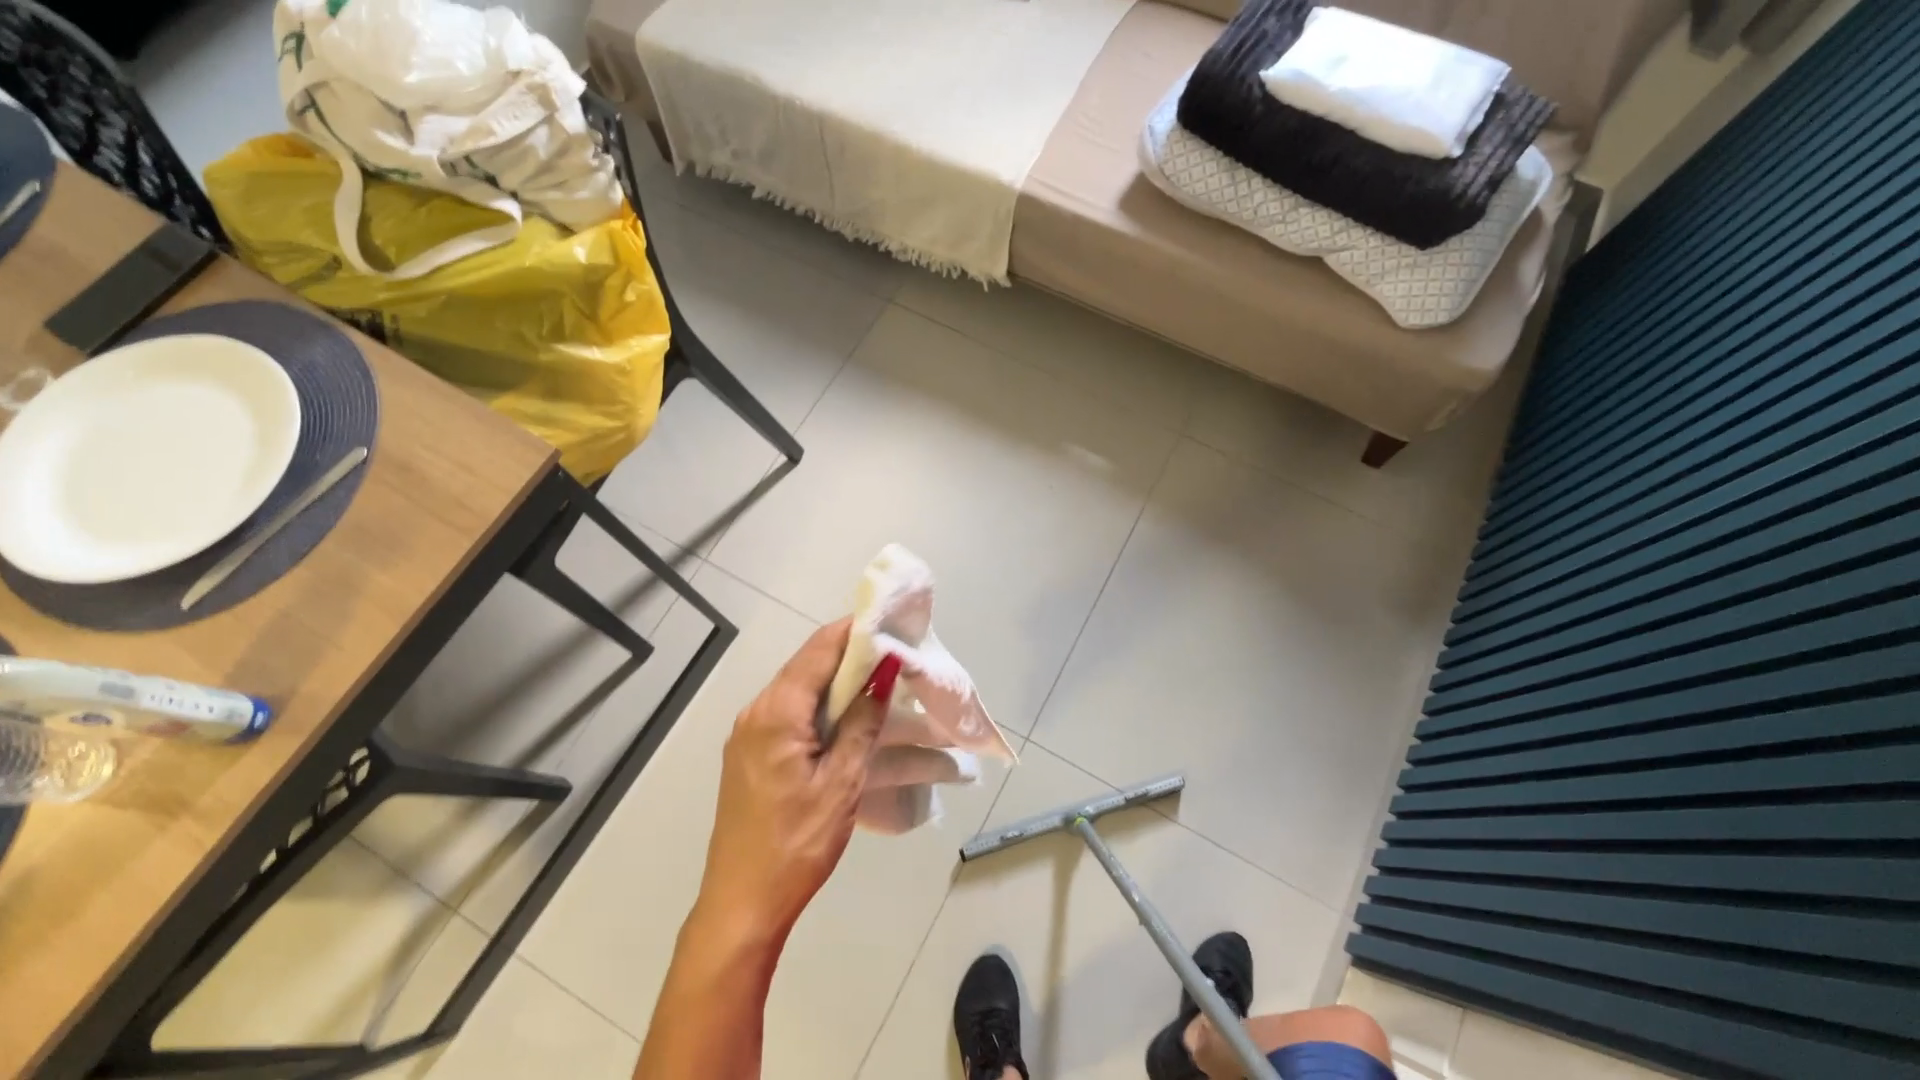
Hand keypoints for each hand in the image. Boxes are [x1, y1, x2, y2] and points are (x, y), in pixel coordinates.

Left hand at [693, 618, 900, 939]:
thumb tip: (885, 671)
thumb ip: (862, 722)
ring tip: (884, 685)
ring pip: (799, 692)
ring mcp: (748, 736)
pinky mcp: (750, 757)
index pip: (819, 650)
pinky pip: (790, 716)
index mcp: (775, 712)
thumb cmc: (796, 843)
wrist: (742, 903)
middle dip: (852, 656)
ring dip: (838, 685)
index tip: (894, 623)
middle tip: (898, 656)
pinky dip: (821, 709)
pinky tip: (850, 722)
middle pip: (807, 667)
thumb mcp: (841, 782)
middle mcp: (755, 713)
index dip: (856, 631)